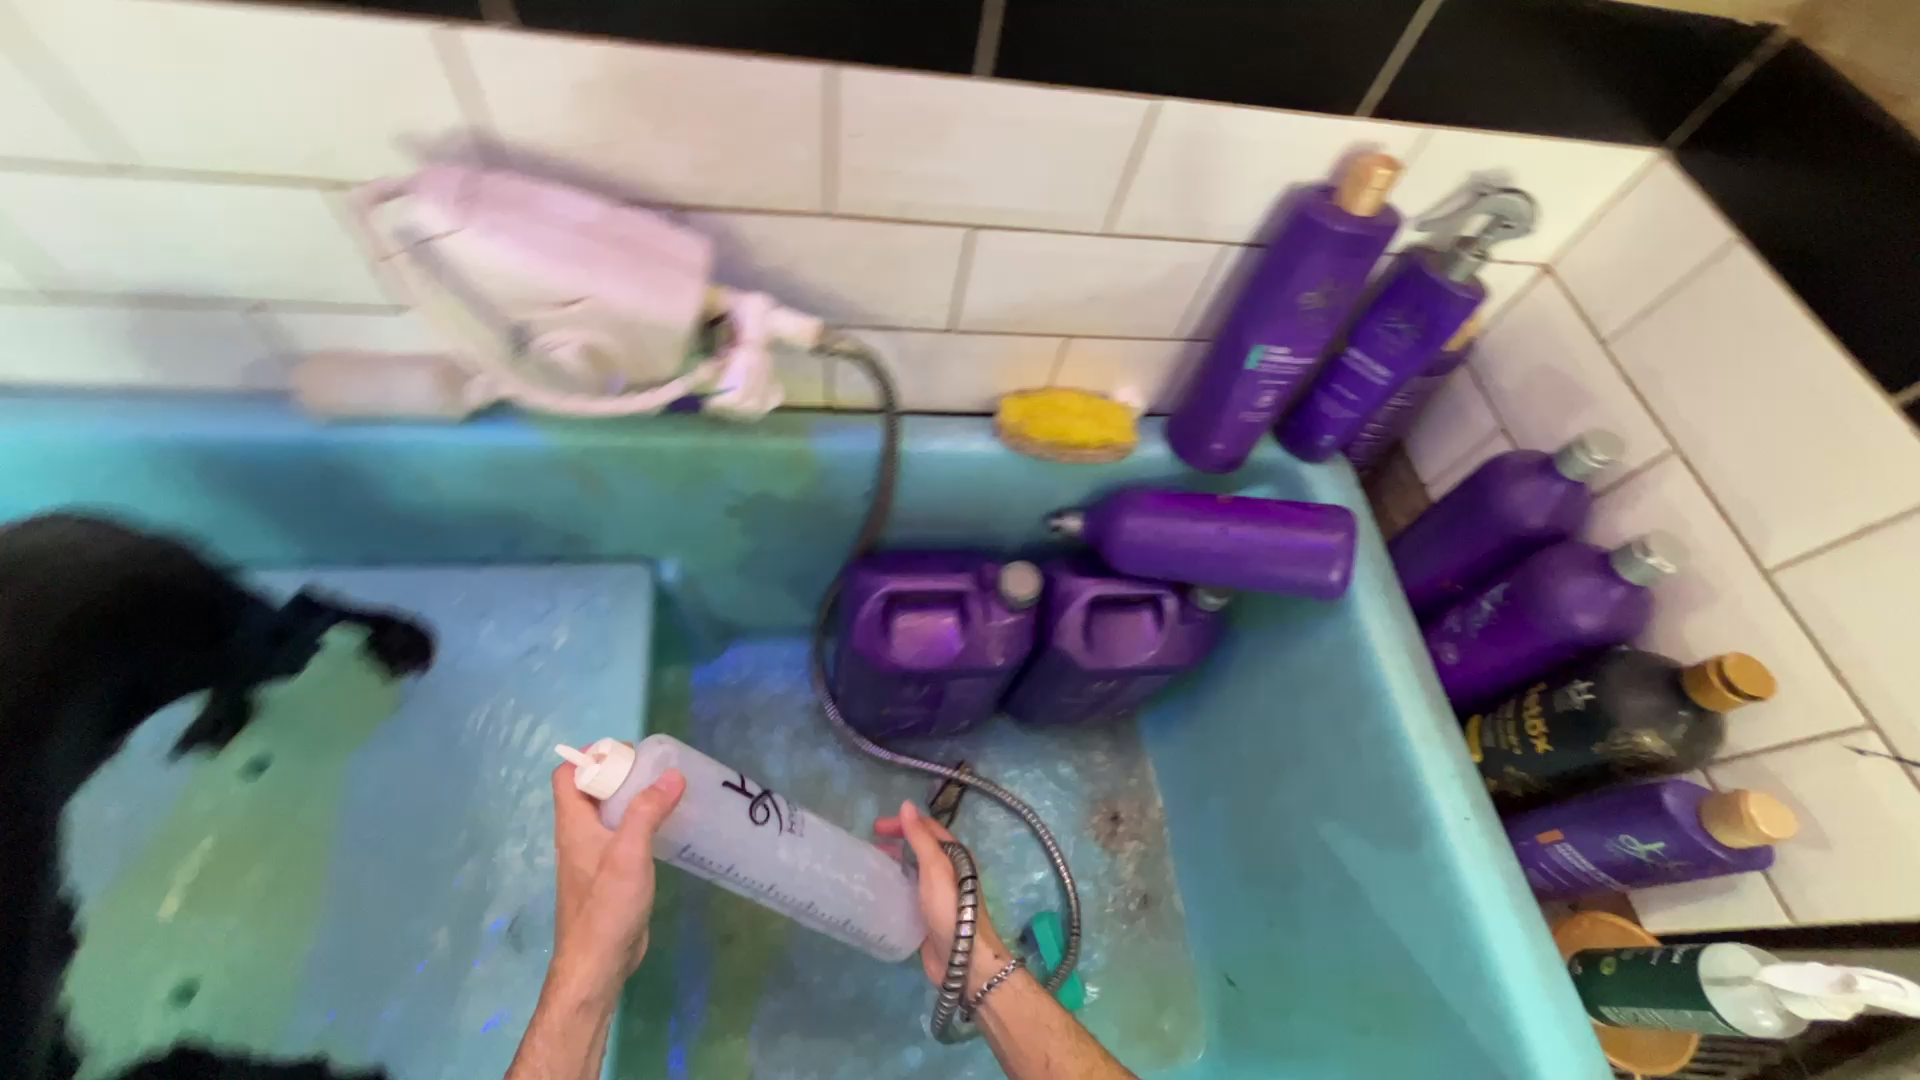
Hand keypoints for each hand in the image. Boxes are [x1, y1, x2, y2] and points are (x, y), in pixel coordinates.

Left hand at [549, 759, 686, 995]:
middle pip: (591, 791)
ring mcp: (594, 858)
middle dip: (621, 774)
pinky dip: (641, 823)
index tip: (627, 754)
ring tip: (667, 792)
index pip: (568, 776)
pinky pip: (622, 835)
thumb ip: (647, 811)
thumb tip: (672, 774)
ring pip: (608, 814)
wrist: (598, 965)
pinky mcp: (610, 875)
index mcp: (573, 826)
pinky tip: (667, 828)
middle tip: (657, 770)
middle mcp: (579, 837)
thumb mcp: (628, 853)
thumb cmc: (606, 906)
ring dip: (633, 798)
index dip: (591, 757)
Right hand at [875, 800, 1012, 992]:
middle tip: (871, 843)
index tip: (877, 827)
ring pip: (913, 870)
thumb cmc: (951, 908)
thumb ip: (920, 837)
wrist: (964, 961)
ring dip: (895, 862)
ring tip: (872, 864)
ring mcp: (937, 894)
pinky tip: (879, 891)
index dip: (904, 823)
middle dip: (897, 841)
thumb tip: (906, 805)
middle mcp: (947, 871)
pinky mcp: (927, 915)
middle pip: (920, 847)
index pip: (927, 828)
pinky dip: (895, 886)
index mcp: (954, 855)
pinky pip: (909, 893)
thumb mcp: (935, 867)